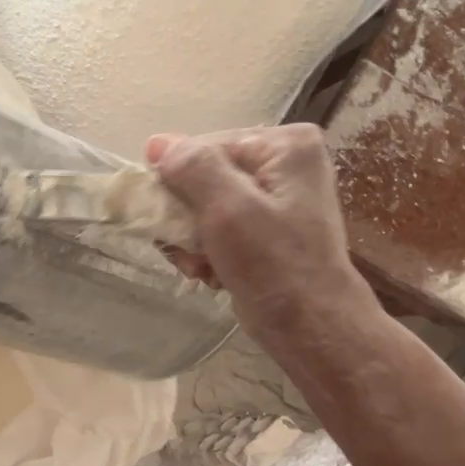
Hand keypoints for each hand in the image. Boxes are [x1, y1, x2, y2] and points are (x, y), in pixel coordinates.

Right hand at [147, 125, 380, 342]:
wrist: (307, 322)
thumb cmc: (272, 264)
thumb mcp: (228, 210)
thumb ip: (194, 170)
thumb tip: (158, 143)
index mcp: (285, 144)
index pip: (204, 148)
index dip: (176, 185)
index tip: (168, 223)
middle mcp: (285, 162)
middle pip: (204, 178)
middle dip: (185, 219)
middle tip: (189, 252)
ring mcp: (277, 196)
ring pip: (205, 207)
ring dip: (192, 242)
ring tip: (201, 268)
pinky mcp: (267, 228)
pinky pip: (218, 229)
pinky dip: (207, 252)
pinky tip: (212, 273)